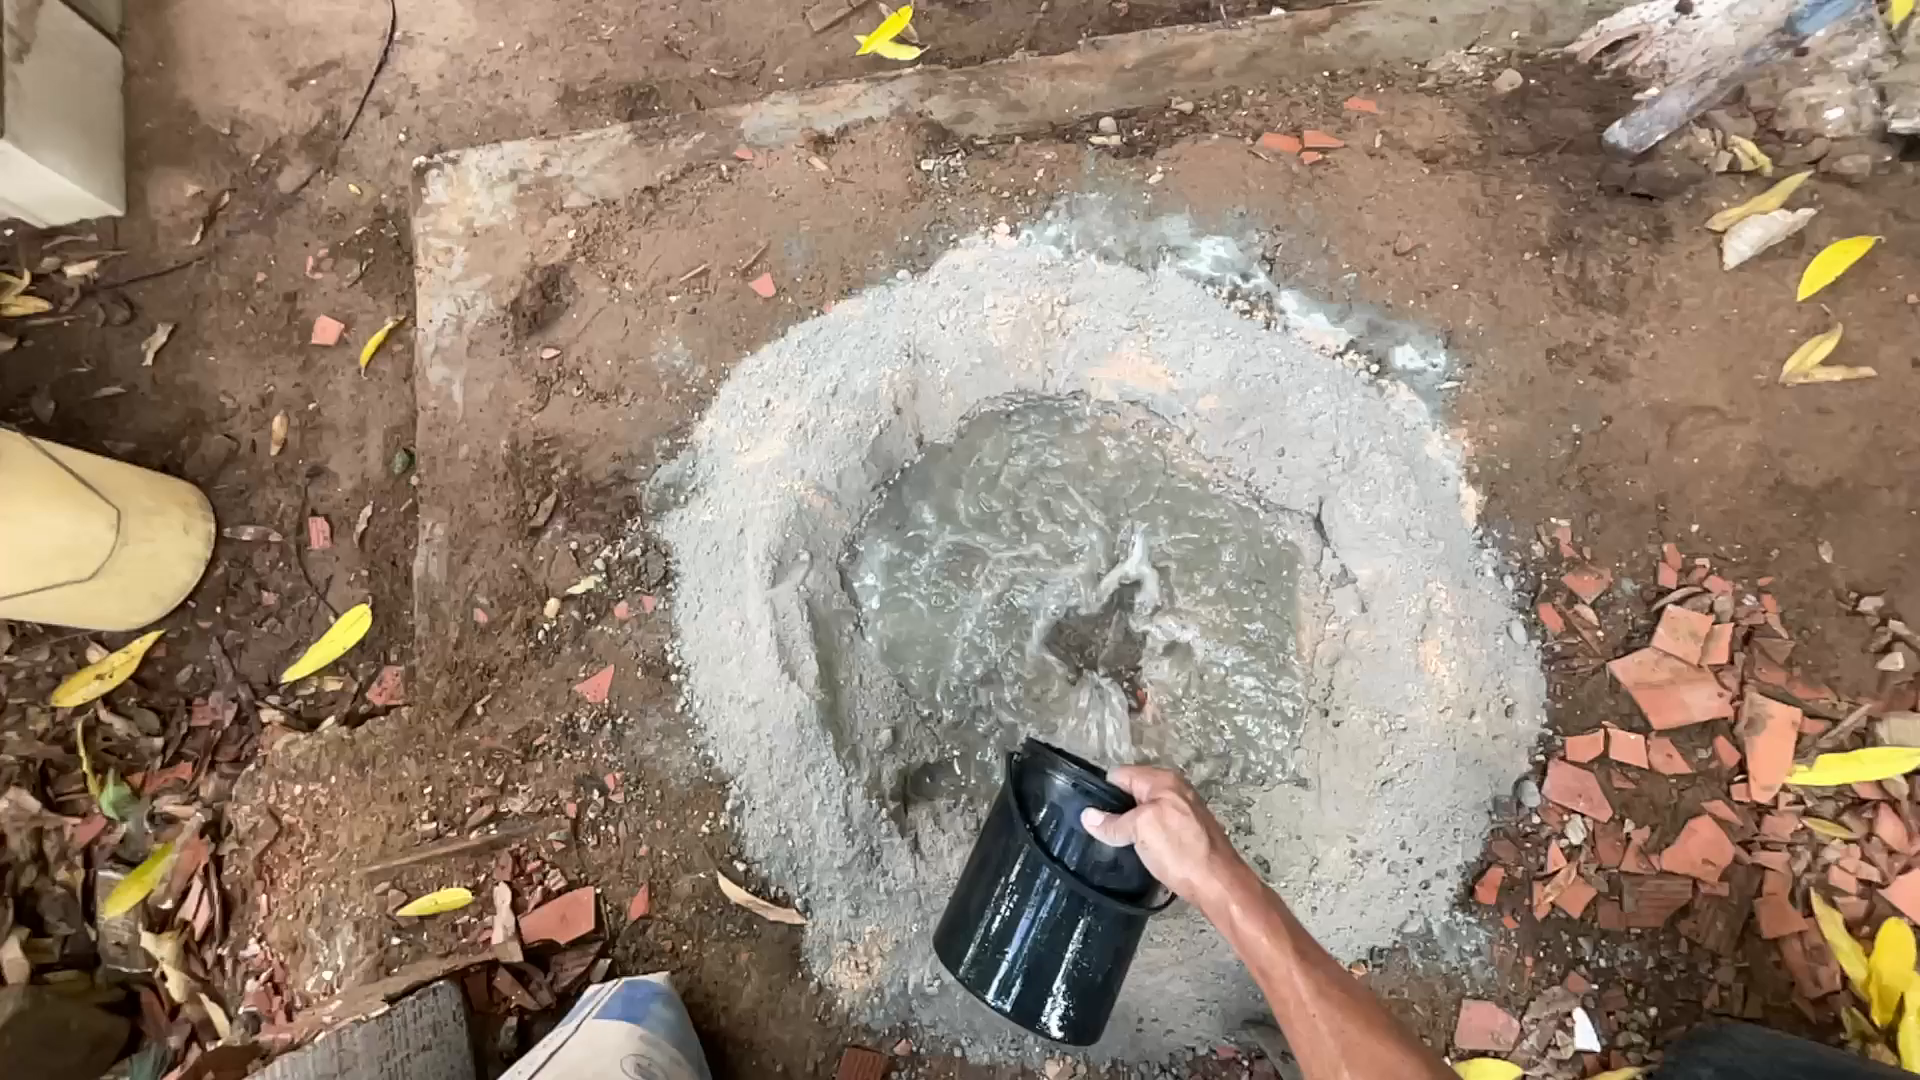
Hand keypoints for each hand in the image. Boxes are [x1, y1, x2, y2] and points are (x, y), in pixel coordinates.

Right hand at [1078, 765, 1247, 908]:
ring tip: (1118, 844)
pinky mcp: (1188, 831)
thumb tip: (1087, 817)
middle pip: (1132, 793)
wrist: (1220, 886)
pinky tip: (1142, 852)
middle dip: (1116, 810)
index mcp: (1163, 780)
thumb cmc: (1182, 852)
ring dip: (1131, 826)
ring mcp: (1183, 810)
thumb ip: (1113, 823)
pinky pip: (1157, 826)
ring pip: (1144, 811)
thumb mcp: (1140, 831)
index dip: (1102, 793)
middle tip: (1101, 831)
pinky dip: (1146, 836)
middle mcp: (1174, 789)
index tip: (1090, 813)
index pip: (1119, 775)